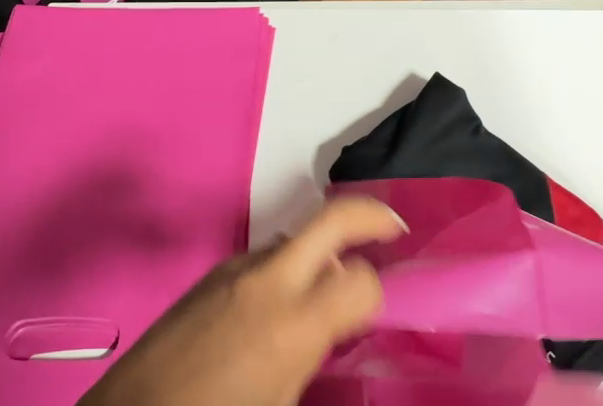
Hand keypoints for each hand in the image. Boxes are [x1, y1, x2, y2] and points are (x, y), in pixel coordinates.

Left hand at [77, 197, 406, 405]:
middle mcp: (267, 280)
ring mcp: (235, 269)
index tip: (380, 305)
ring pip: (295, 239)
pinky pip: (262, 260)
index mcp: (293, 323)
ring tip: (324, 293)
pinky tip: (272, 313)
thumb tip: (329, 322)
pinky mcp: (210, 274)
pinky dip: (283, 273)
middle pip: (332, 218)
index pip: (361, 280)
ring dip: (319, 253)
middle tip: (393, 229)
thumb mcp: (282, 401)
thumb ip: (313, 351)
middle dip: (371, 215)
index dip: (379, 291)